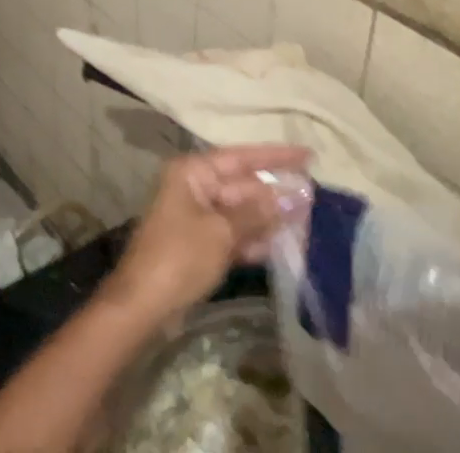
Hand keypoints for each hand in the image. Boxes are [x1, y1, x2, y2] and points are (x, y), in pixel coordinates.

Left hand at [100, 144, 311, 323]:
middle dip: (276, 192)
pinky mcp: (200, 246)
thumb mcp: (222, 232)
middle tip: (315, 196)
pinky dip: (256, 238)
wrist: (143, 305)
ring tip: (309, 219)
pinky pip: (234, 234)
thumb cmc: (179, 257)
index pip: (240, 157)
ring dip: (270, 217)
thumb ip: (258, 213)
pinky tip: (284, 244)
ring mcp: (196, 218)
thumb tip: (294, 197)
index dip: (275, 156)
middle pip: (243, 184)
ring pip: (241, 211)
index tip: (308, 155)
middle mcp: (194, 189)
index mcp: (192, 173)